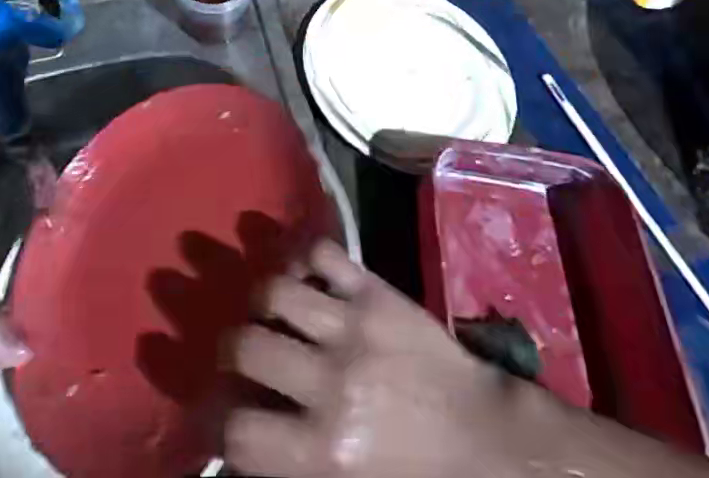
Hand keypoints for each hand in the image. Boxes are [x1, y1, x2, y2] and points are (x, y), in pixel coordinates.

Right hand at [223, 239, 524, 477]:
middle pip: (243, 346)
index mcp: (325, 452)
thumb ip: (292, 466)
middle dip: (231, 351)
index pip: (236, 428)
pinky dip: (304, 258)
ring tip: (270, 312)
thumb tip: (238, 440)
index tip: (221, 410)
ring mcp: (354, 329)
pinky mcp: (377, 293)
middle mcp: (332, 384)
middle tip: (241, 354)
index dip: (216, 419)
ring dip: (262, 302)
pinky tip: (306, 277)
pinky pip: (322, 252)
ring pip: (274, 290)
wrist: (491, 445)